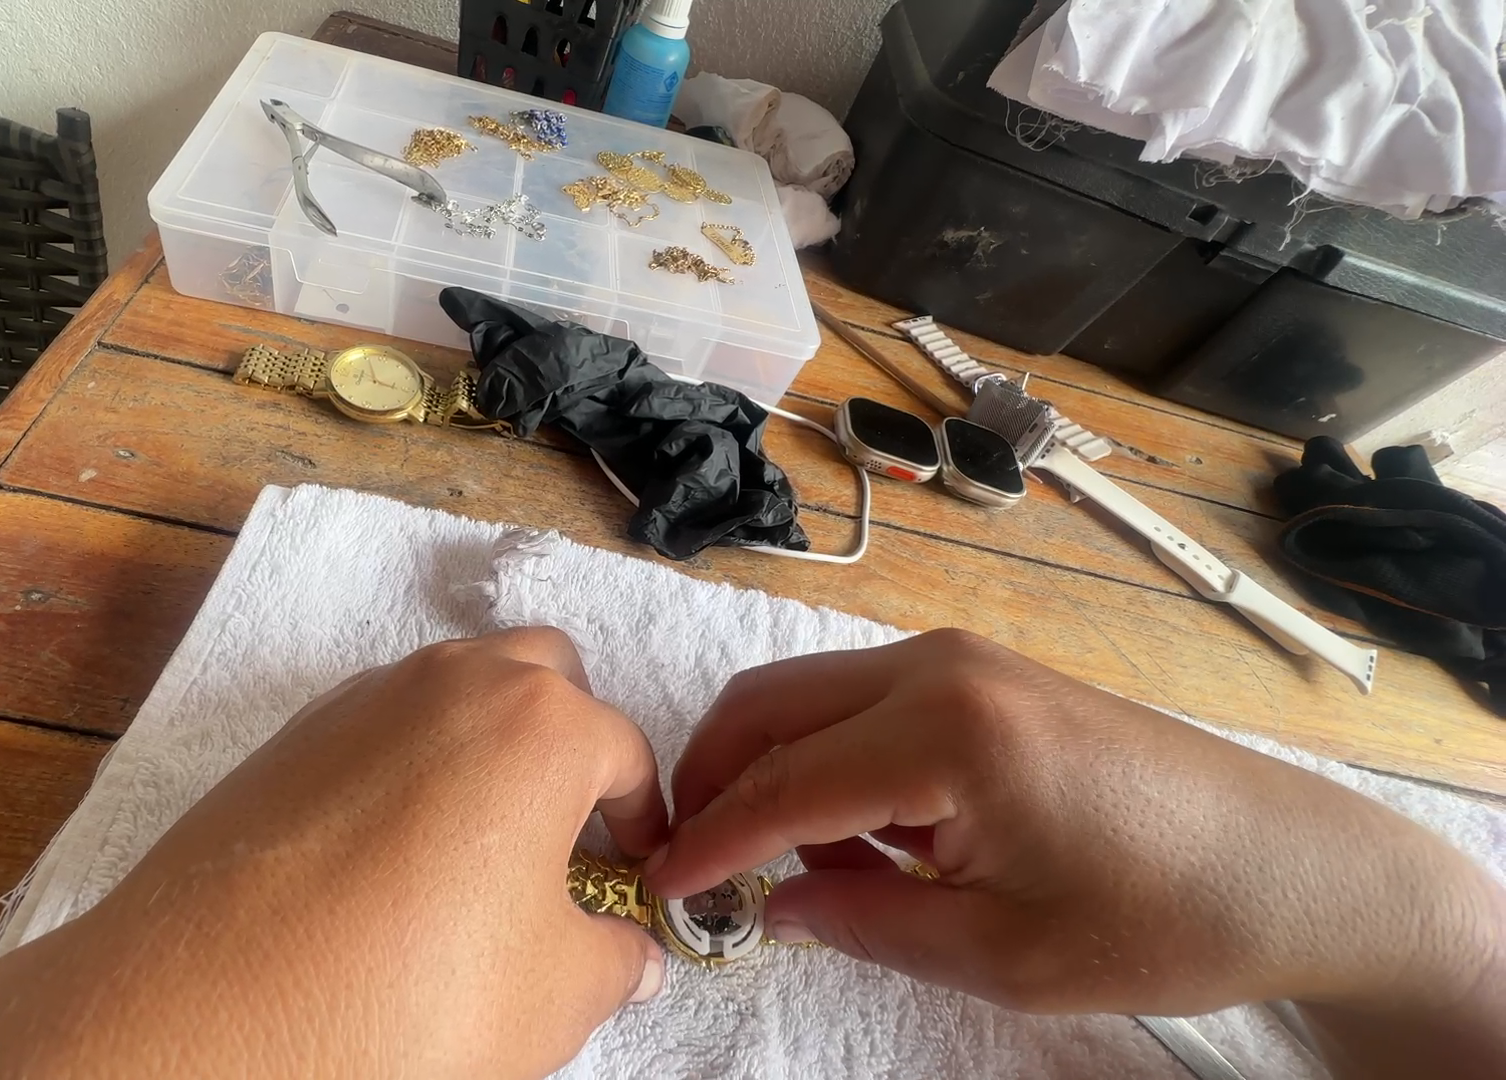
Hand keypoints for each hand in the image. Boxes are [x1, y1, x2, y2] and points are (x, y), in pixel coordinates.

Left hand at [0, 628, 668, 1079]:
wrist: (208, 1006)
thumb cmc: (416, 989)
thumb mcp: (554, 994)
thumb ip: (616, 961)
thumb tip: (636, 956)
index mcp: (543, 722)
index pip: (626, 751)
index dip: (643, 815)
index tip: (634, 869)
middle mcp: (464, 676)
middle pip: (551, 673)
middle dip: (575, 735)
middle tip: (562, 822)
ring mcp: (379, 688)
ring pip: (469, 678)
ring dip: (496, 732)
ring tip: (480, 827)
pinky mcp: (309, 718)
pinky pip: (397, 709)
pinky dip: (423, 745)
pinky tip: (396, 833)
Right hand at [644, 630, 1505, 1033]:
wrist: (1289, 857)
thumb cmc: (1158, 919)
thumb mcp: (1003, 955)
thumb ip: (862, 924)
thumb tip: (766, 908)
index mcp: (946, 735)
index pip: (786, 786)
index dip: (714, 838)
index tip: (662, 880)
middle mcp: (927, 666)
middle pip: (765, 704)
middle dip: (712, 775)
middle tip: (696, 849)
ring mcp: (939, 654)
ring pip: (795, 692)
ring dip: (763, 766)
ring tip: (792, 856)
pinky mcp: (953, 664)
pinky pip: (842, 698)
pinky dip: (815, 756)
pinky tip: (854, 825)